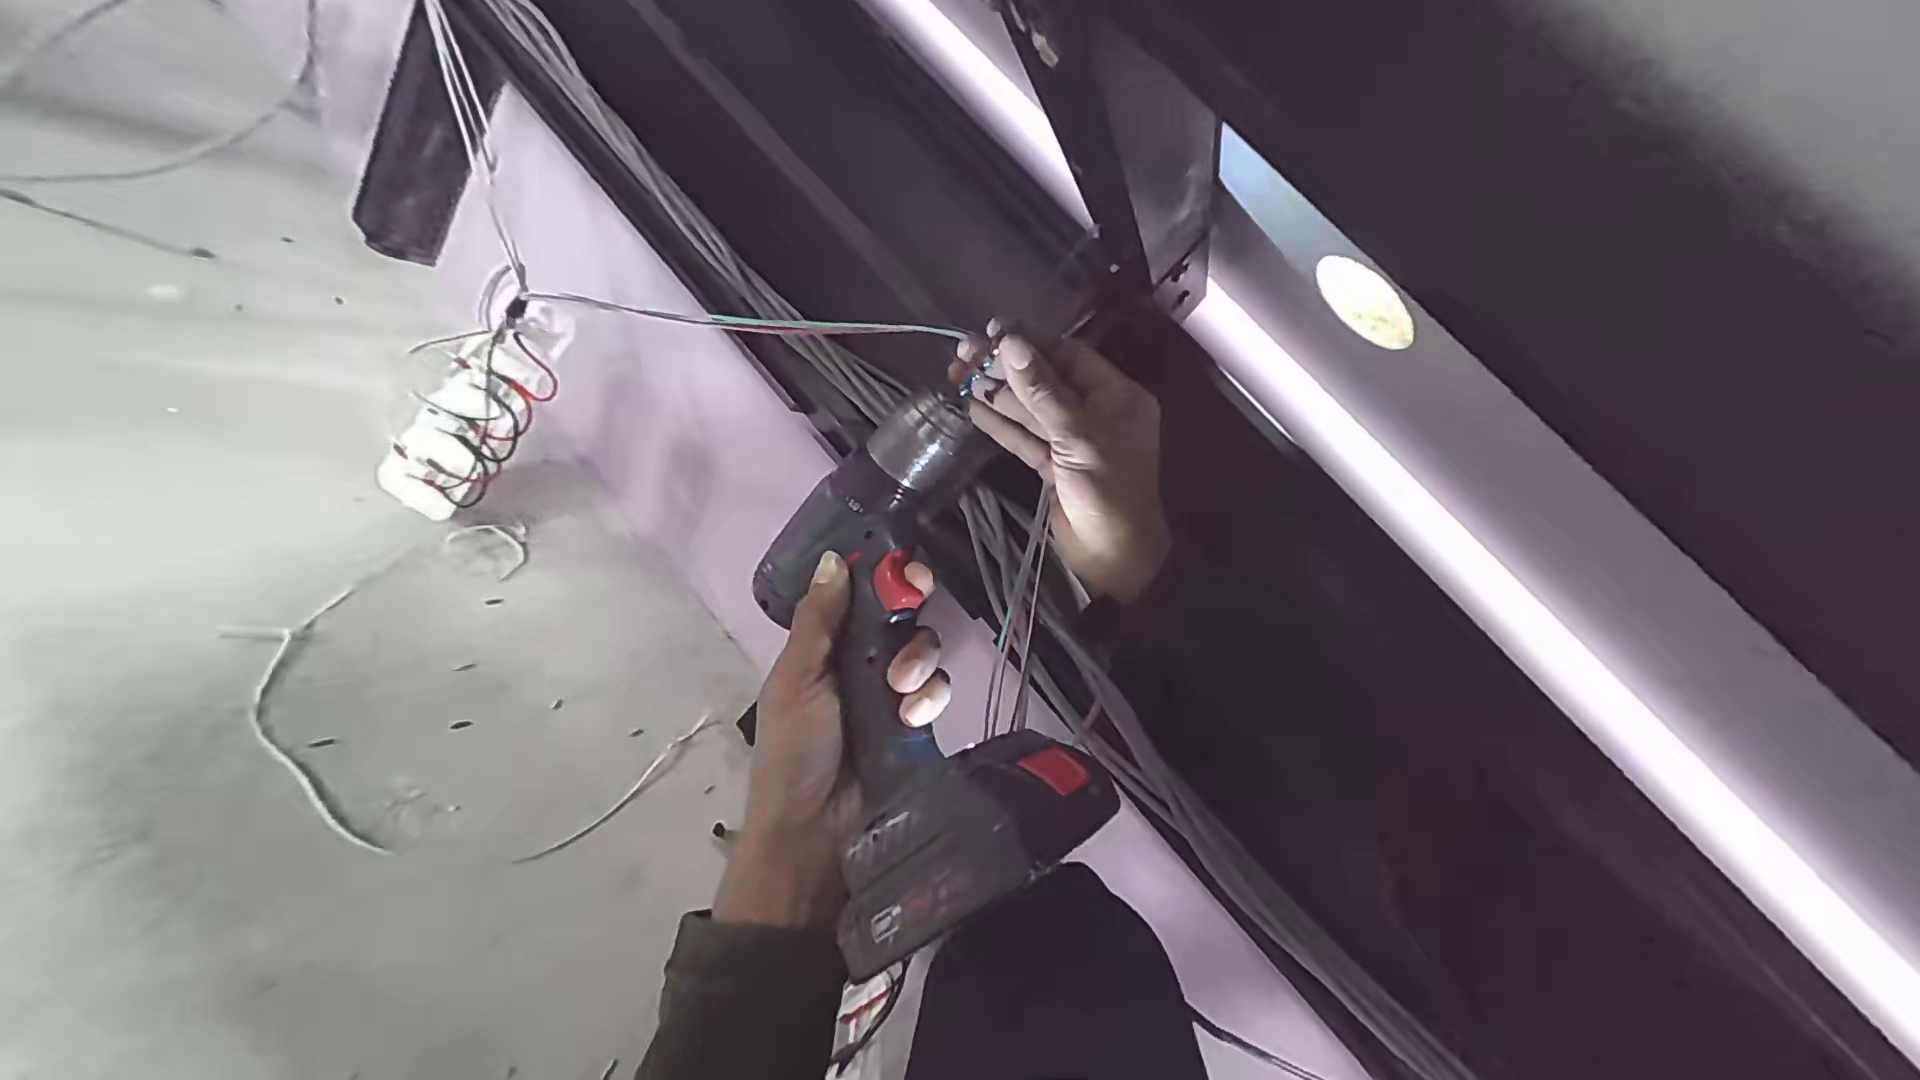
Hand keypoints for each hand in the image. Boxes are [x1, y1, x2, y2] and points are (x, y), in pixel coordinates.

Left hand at [713, 550, 950, 929]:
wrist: (816, 832)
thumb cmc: (794, 750)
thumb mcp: (796, 679)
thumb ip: (817, 621)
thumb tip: (834, 559)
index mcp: (825, 647)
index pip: (860, 596)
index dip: (882, 575)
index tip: (903, 565)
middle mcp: (860, 661)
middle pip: (899, 616)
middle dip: (909, 609)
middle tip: (915, 601)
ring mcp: (891, 692)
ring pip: (923, 650)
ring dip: (917, 659)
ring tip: (898, 688)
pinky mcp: (916, 722)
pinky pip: (936, 691)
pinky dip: (928, 697)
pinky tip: (911, 716)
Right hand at [951, 334, 1170, 601]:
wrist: (1112, 557)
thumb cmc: (1107, 491)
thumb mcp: (1076, 435)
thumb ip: (1041, 391)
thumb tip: (1010, 345)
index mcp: (1117, 397)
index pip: (1070, 357)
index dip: (1032, 342)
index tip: (995, 330)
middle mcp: (1095, 413)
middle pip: (1045, 381)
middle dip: (1005, 368)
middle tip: (964, 351)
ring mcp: (1072, 441)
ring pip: (1030, 410)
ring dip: (996, 393)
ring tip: (958, 374)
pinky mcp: (1053, 466)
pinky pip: (1024, 438)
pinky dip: (1000, 424)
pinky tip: (974, 407)